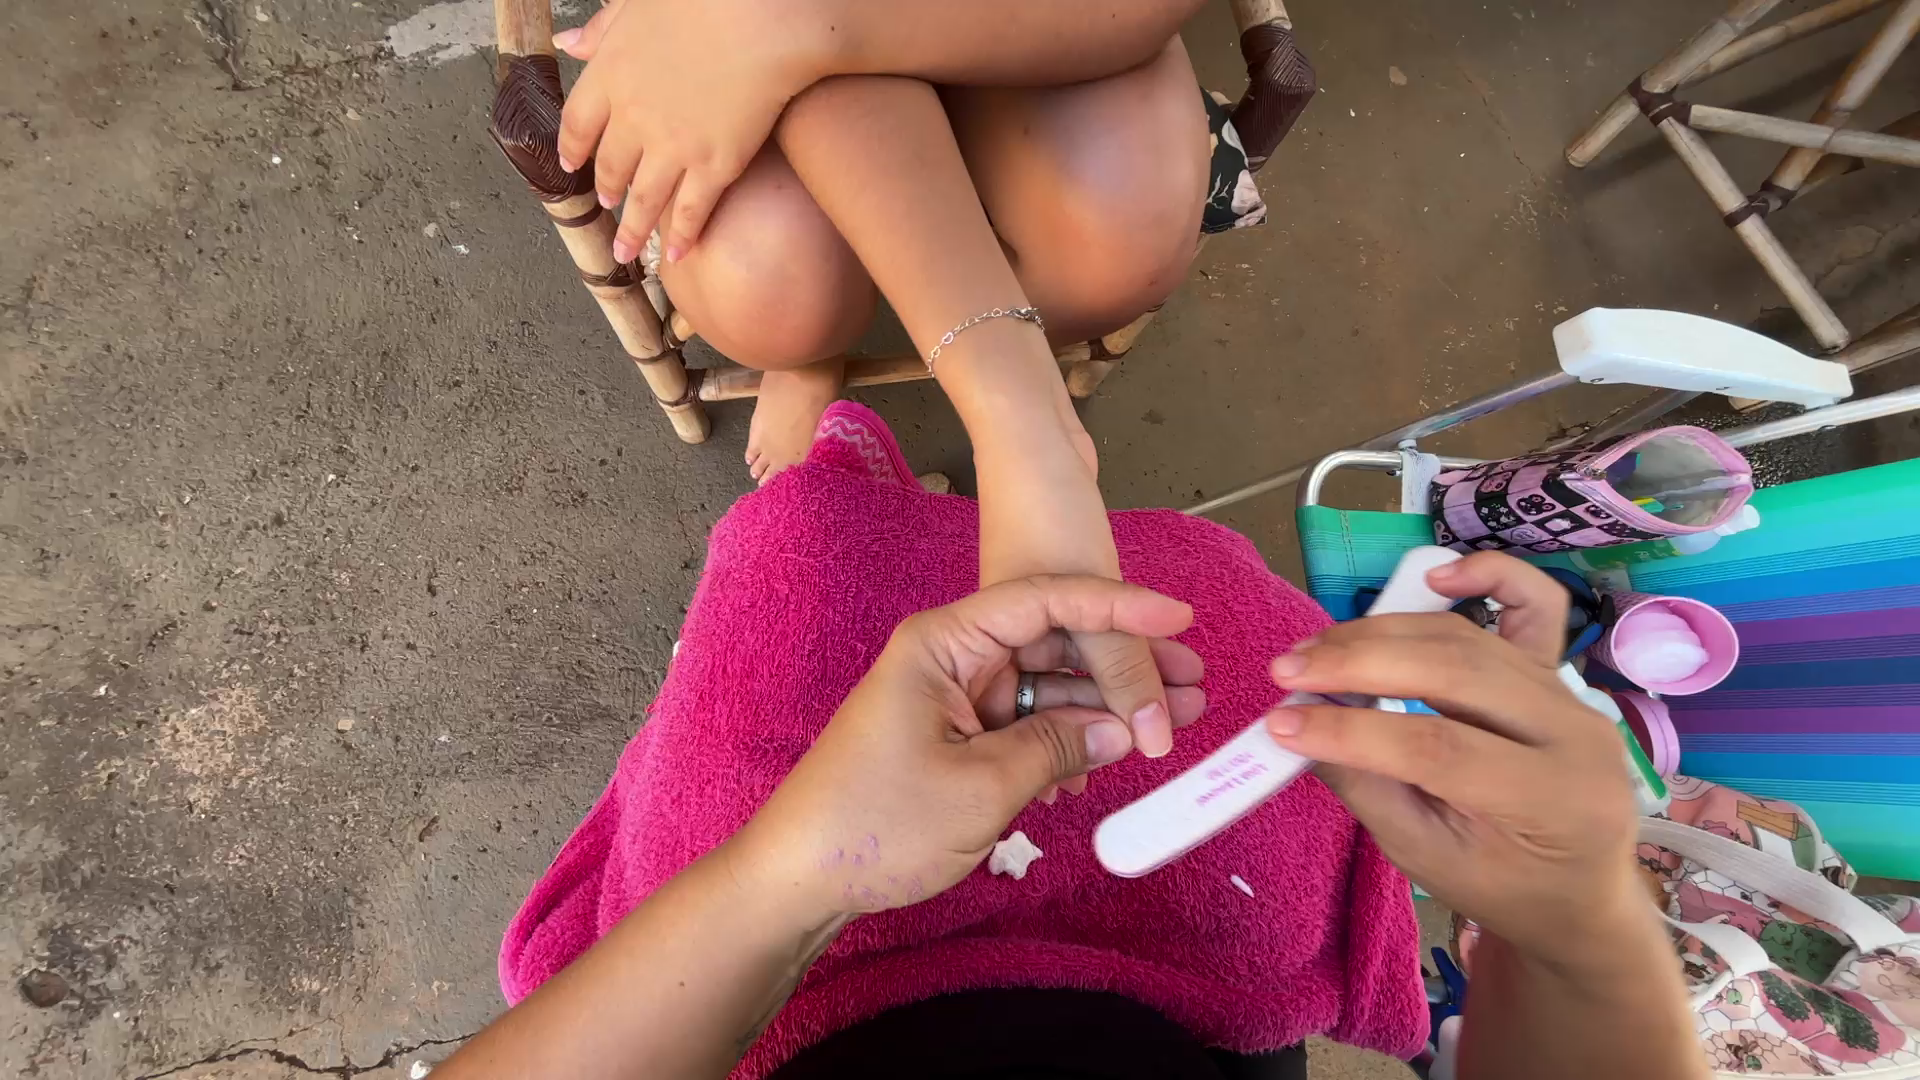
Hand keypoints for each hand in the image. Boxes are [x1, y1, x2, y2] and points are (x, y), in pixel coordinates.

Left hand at [554, 0, 836, 262]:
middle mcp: (636, 118)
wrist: (760, 21)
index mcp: (612, 73)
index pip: (579, 123)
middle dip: (607, 192)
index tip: (572, 166)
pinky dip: (681, 236)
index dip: (574, 149)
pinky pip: (692, 211)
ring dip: (634, 231)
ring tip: (628, 254)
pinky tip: (677, 255)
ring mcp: (675, 148)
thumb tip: (570, 43)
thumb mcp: (638, 1)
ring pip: (645, 200)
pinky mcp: (714, 167)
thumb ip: (605, 28)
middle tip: (607, 209)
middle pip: (612, 167)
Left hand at [732, 576, 1202, 916]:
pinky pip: (1026, 719)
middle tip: (1194, 679)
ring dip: (1104, 701)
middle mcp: (955, 654)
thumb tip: (1122, 731)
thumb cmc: (879, 819)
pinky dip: (1070, 733)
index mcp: (946, 640)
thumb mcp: (980, 786)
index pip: (1043, 601)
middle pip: (1052, 642)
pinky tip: (1119, 745)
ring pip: (1046, 684)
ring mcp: (959, 694)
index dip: (1116, 604)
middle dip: (1122, 662)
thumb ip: (1057, 748)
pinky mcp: (961, 731)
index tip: (1177, 614)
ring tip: (1178, 713)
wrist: (802, 874)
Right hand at [972, 416, 1181, 760]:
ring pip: (1078, 668)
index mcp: (988, 649)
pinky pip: (1086, 644)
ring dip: (1127, 684)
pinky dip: (1120, 658)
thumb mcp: (1085, 597)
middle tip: (1171, 737)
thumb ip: (1121, 669)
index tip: (1121, 766)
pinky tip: (1158, 679)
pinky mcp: (1056, 598)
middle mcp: (1005, 642)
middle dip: (1111, 715)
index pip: (1031, 713)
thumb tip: (1156, 744)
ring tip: (1185, 706)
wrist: (1033, 439)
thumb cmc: (1045, 517)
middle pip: (1057, 694)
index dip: (1076, 742)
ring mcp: (1031, 620)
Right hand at [1261, 552, 1644, 970]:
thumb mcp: (1419, 853)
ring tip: (1314, 648)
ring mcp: (1569, 693)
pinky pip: (1534, 606)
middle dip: (1355, 664)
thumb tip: (1294, 721)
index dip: (1348, 730)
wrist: (1573, 890)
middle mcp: (1574, 734)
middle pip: (1452, 672)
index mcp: (1552, 801)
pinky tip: (1436, 574)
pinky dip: (1488, 576)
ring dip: (1376, 632)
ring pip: (1462, 637)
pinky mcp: (1556, 670)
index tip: (1278, 723)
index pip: (1436, 747)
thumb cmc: (1495, 881)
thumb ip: (1360, 784)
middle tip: (1286, 671)